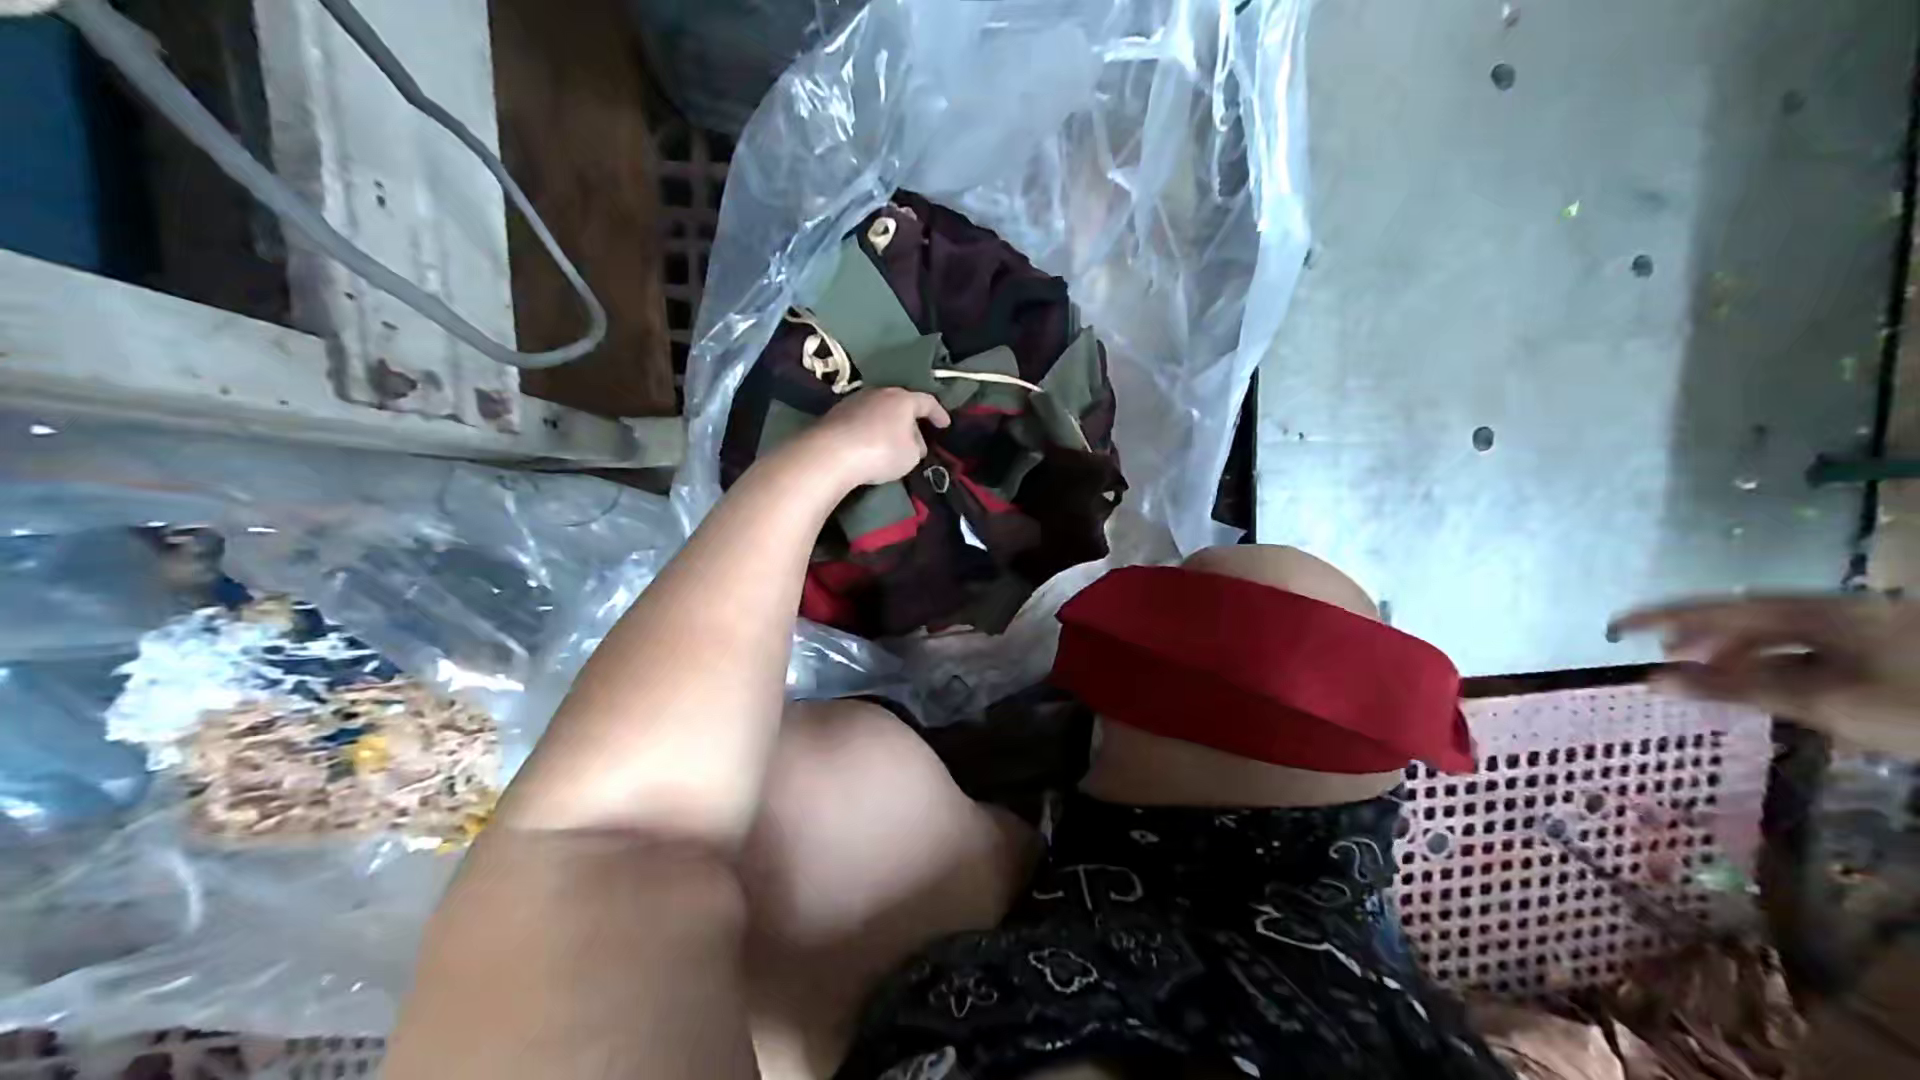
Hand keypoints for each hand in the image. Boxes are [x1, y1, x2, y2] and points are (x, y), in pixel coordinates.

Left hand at [792, 387, 949, 489]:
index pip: (928, 402)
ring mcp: (855, 401)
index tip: (945, 424)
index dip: (939, 413)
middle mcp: (879, 393)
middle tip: (917, 438)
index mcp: (903, 399)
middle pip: (901, 404)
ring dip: (888, 425)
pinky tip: (869, 444)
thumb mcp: (911, 455)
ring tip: (892, 442)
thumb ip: (916, 445)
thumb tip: (912, 443)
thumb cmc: (881, 451)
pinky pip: (862, 420)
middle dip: (911, 420)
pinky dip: (870, 430)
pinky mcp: (836, 413)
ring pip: (880, 410)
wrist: (832, 453)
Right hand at [1610, 593, 1919, 756]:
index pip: (1721, 608)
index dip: (1664, 615)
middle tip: (1661, 654)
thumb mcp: (1827, 705)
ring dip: (1736, 650)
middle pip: (1751, 616)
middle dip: (1700, 634)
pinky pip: (1809, 648)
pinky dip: (1772, 662)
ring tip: (1704, 671)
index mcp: (1823, 614)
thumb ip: (1737, 689)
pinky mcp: (1888, 653)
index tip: (1616, 625)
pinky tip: (1763, 682)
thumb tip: (1654, 679)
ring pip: (1781, 633)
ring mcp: (1870, 632)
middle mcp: (1841, 613)